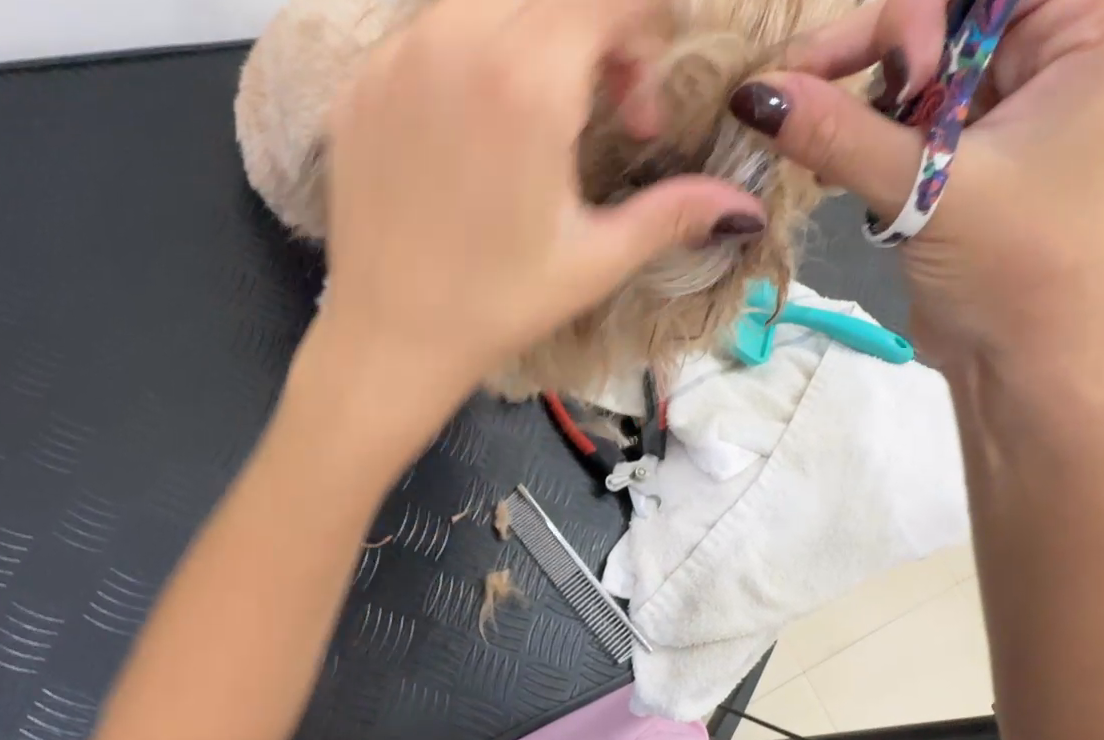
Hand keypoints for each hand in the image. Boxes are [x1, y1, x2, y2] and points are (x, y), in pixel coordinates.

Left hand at [295, 0, 764, 457]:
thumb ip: (673, 213)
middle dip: (593, 36)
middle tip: (596, 113)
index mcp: (525, 80)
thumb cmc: (494, 307)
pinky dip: (467, 56)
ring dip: (529, 39)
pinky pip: (427, 34)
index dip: (646, 39)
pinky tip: (475, 125)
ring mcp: (395, 60)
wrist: (387, 343)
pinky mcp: (358, 87)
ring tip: (536, 116)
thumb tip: (745, 208)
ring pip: (485, 5)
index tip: (640, 112)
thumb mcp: (593, 260)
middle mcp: (454, 44)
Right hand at [732, 0, 1103, 370]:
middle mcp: (1061, 36)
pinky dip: (862, 124)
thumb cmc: (1016, 270)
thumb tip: (749, 95)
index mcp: (1100, 19)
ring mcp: (1012, 88)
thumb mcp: (927, 190)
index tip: (895, 81)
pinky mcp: (971, 134)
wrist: (1026, 359)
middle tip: (797, 92)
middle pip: (946, 6)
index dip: (921, 14)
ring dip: (855, 90)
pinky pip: (905, 102)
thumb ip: (839, 133)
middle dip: (872, 48)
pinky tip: (829, 158)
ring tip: (809, 139)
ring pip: (916, 53)